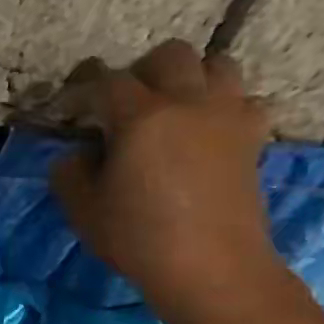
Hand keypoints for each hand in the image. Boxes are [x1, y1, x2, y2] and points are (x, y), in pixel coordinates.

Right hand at [52, 40, 291, 322]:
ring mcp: (227, 117)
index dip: (85, 87)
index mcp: (140, 116)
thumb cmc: (137, 237)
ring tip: (172, 108)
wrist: (211, 268)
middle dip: (143, 70)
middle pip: (171, 55)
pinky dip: (226, 105)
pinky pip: (245, 100)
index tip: (72, 105)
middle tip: (126, 105)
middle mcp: (188, 103)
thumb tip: (80, 153)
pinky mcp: (253, 138)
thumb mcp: (82, 208)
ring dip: (191, 78)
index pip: (108, 80)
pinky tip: (208, 130)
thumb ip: (70, 171)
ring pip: (218, 65)